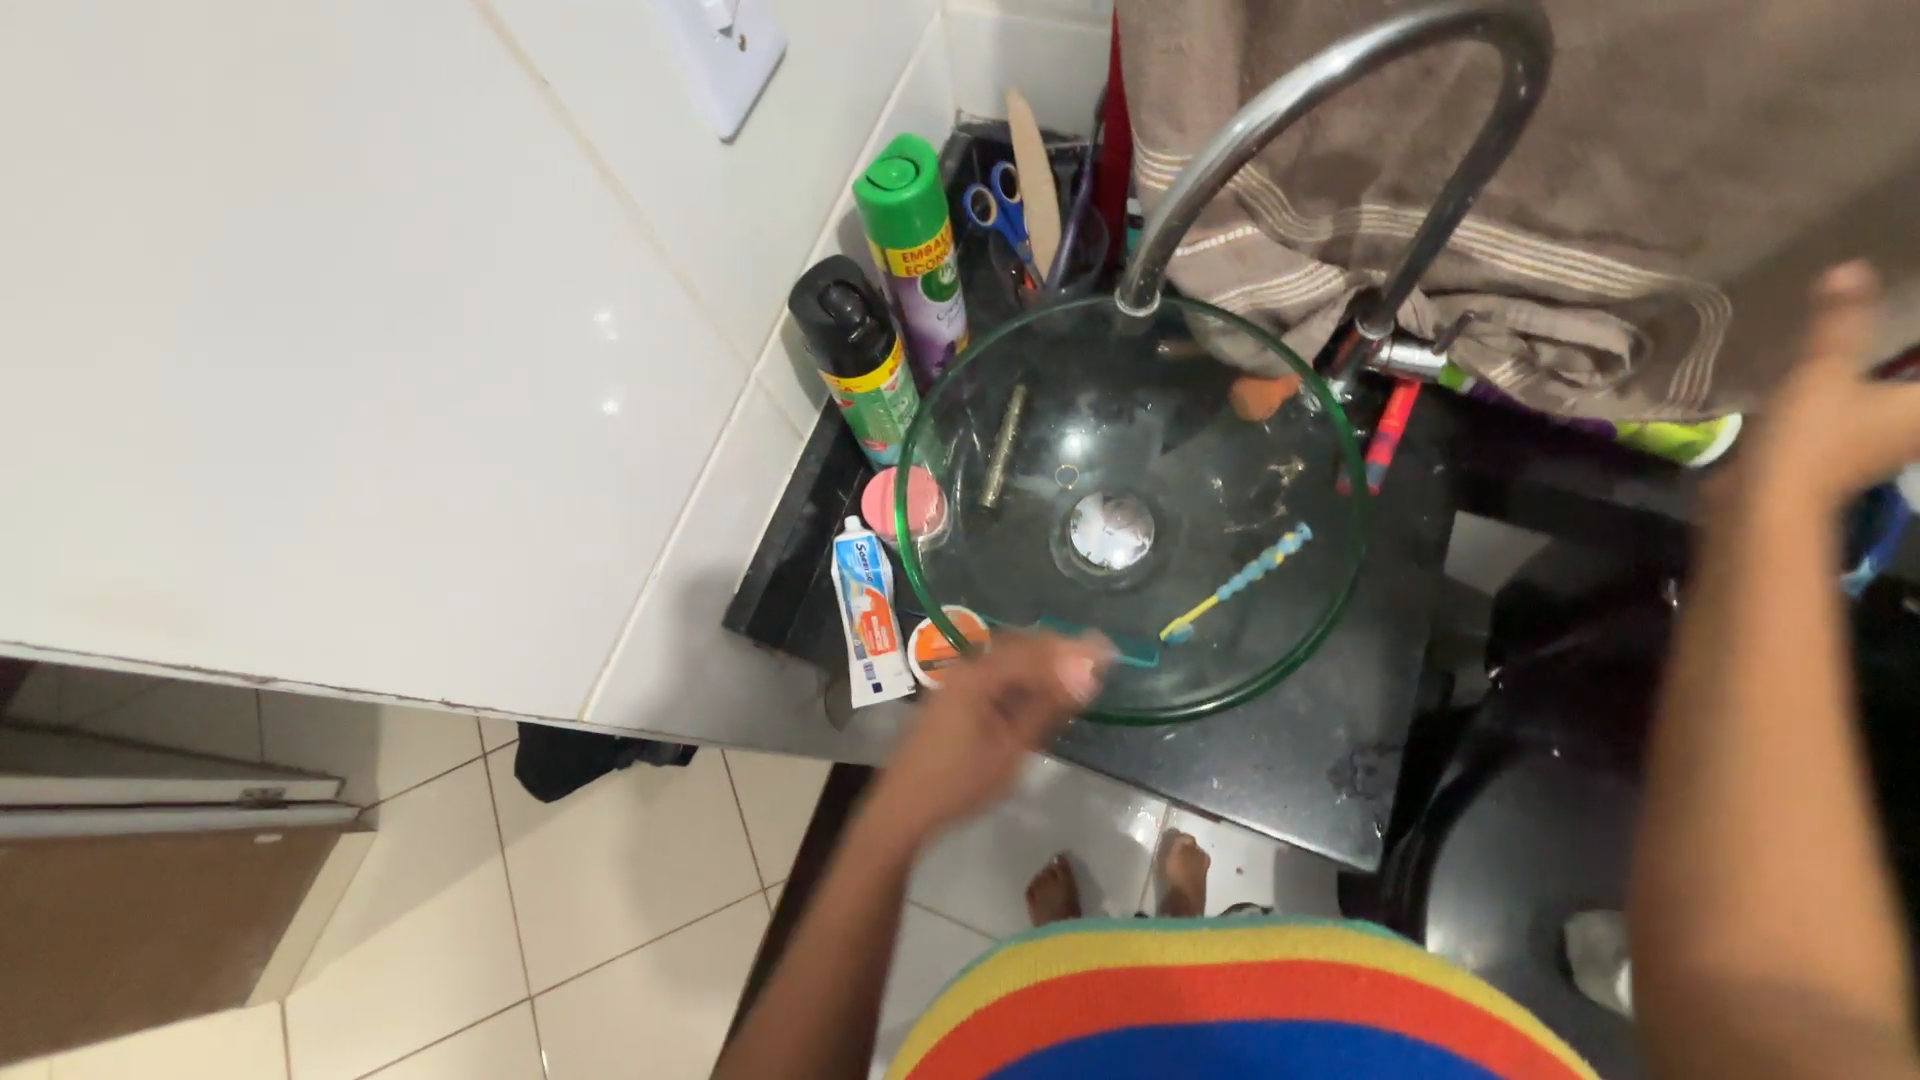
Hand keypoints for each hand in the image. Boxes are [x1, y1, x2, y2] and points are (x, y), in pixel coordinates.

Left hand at [865, 632, 1112, 845]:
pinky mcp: (954, 695)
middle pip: (1020, 645)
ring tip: (1077, 672)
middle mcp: (965, 667)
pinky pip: (996, 673)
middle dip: (1060, 649)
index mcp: (978, 675)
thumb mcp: (1011, 748)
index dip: (1073, 649)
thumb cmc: (958, 783)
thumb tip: (1087, 674)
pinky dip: (1023, 676)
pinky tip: (1041, 690)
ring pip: (1008, 658)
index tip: (1108, 652)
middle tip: (1097, 658)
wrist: (903, 807)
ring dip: (1042, 661)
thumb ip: (1048, 707)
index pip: (1034, 650)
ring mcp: (956, 680)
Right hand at [1750, 262, 1919, 507]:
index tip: (1910, 319)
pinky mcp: (1844, 453)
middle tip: (1896, 334)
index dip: (1917, 351)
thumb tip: (1849, 268)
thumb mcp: (1820, 372)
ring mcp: (1882, 443)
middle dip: (1906, 365)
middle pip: (1914, 383)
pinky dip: (1866, 398)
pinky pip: (1869, 416)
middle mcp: (1917, 424)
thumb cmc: (1808, 439)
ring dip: (1893, 382)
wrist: (1763, 504)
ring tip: (1884, 351)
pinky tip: (1842, 384)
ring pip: (1900, 404)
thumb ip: (1838, 322)